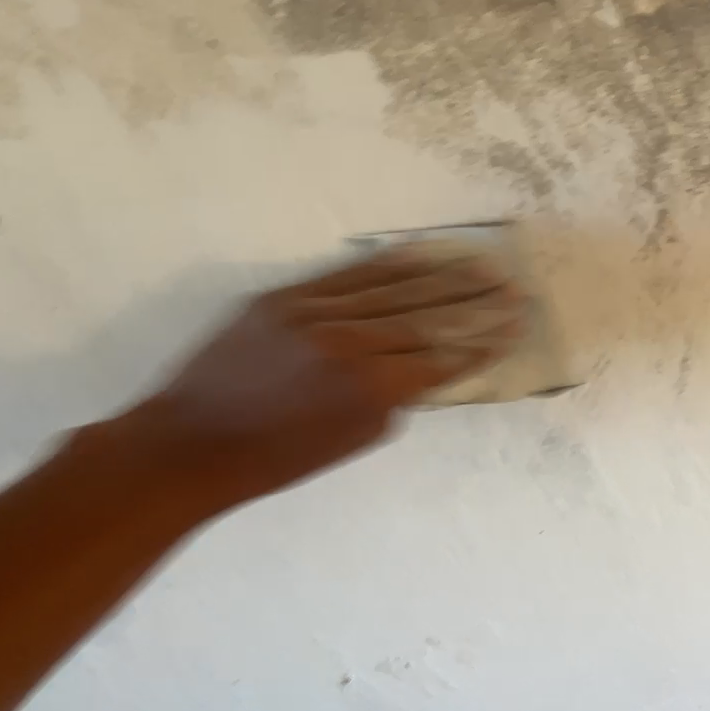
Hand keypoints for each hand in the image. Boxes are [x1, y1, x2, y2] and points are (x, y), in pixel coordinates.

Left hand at [120, 245, 526, 511]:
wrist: (191, 441)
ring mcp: (313, 315)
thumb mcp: (363, 435)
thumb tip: (428, 365)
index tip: (518, 328)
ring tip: (483, 267)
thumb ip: (402, 394)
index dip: (486, 344)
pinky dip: (387, 265)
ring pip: (394, 290)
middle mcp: (349, 343)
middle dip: (478, 305)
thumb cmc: (286, 455)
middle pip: (429, 317)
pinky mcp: (283, 299)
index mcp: (372, 386)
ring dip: (445, 278)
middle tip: (514, 290)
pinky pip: (347, 277)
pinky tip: (421, 254)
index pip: (445, 357)